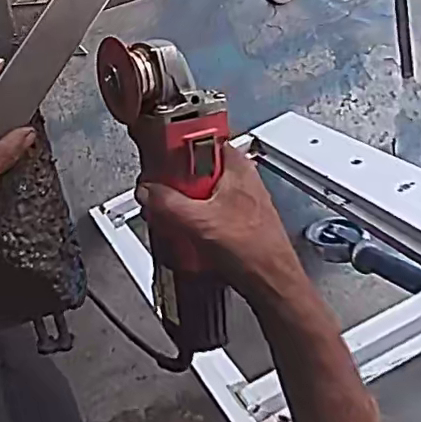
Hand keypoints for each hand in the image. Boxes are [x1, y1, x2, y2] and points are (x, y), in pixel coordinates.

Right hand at [136, 143, 309, 309]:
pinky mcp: (234, 218)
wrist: (272, 284)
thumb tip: (148, 191)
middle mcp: (239, 177)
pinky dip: (192, 217)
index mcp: (236, 165)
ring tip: (170, 216)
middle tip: (160, 194)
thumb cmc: (255, 251)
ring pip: (198, 190)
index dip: (175, 146)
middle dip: (174, 182)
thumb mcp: (199, 222)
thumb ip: (167, 202)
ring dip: (181, 202)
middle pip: (194, 167)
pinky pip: (205, 209)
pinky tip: (185, 233)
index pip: (199, 138)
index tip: (158, 156)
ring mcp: (237, 198)